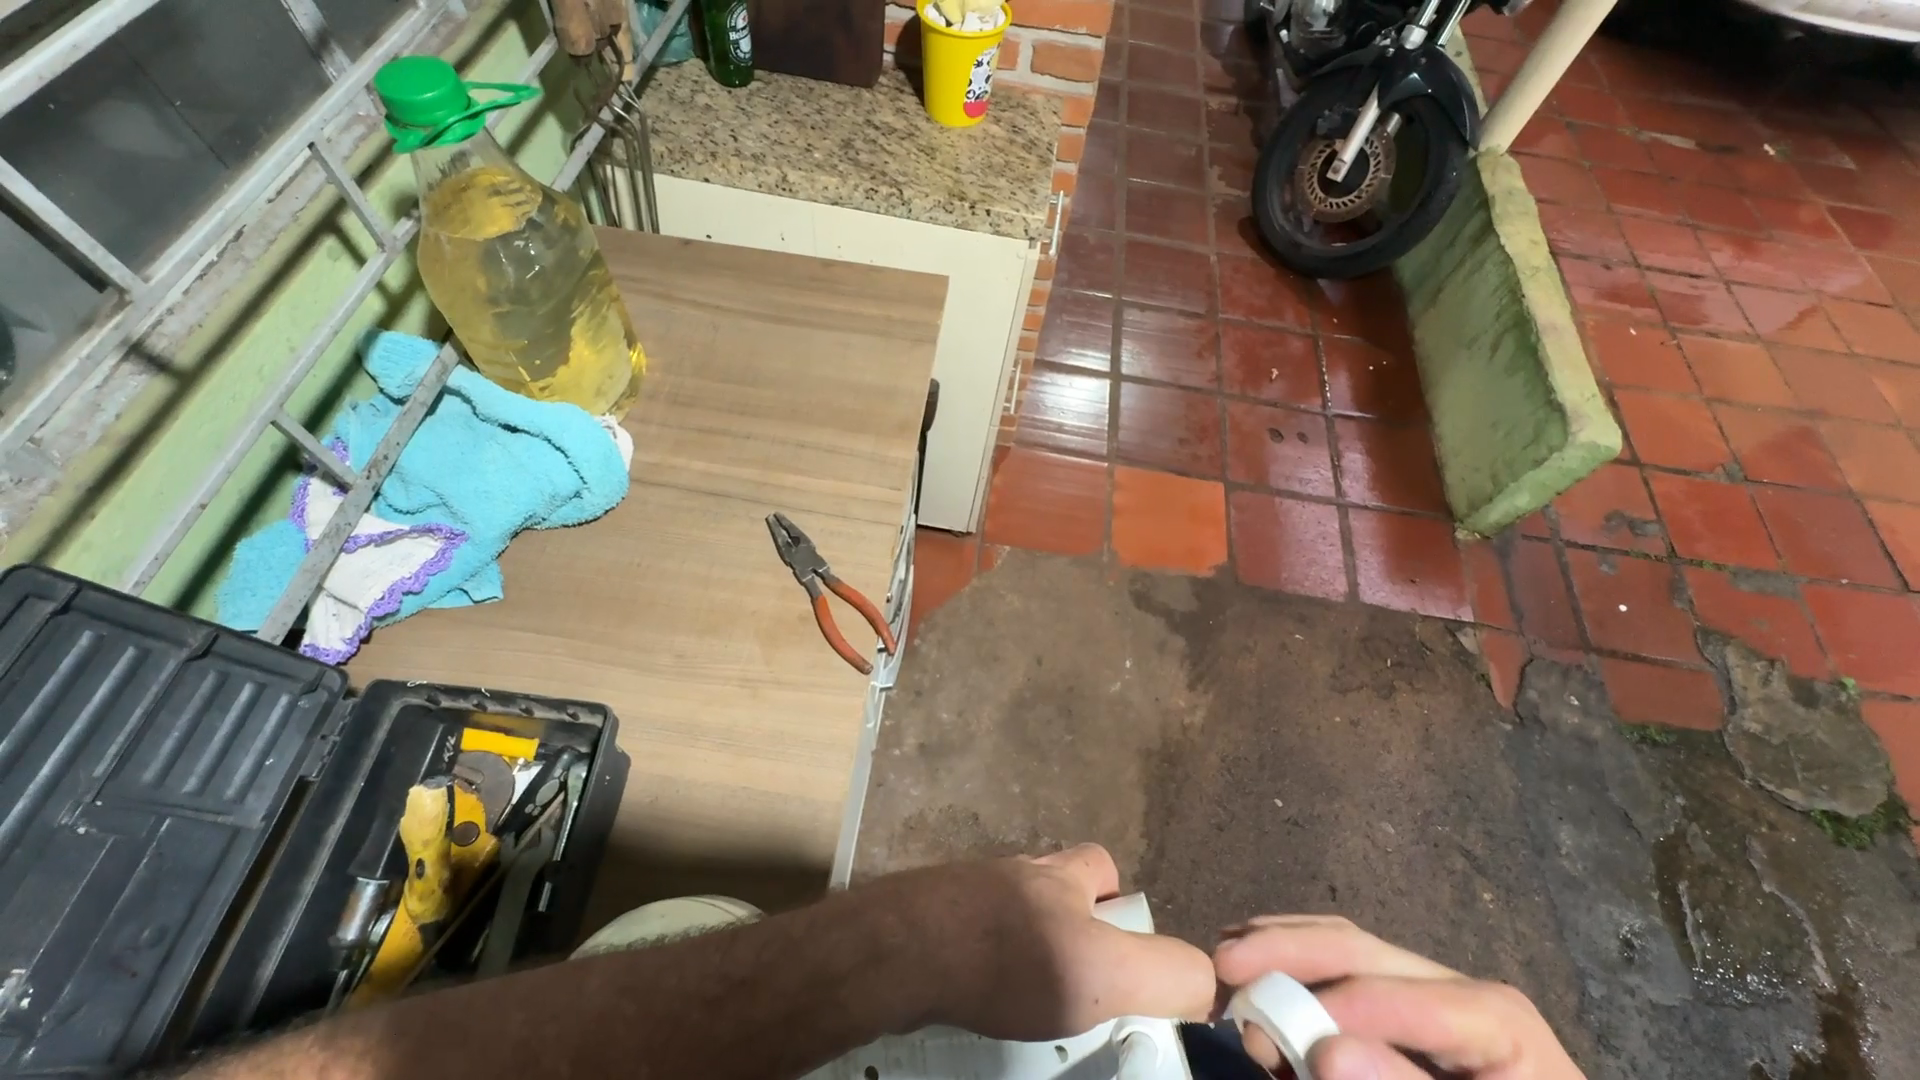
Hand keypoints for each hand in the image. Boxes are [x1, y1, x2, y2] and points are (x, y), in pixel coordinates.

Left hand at [912, 844, 1215, 1041]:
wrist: (902, 952)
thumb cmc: (1009, 957)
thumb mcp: (1104, 971)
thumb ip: (1165, 973)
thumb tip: (1207, 982)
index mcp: (1059, 876)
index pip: (1101, 867)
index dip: (1118, 904)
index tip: (1119, 952)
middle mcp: (1014, 873)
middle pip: (1052, 883)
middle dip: (1069, 920)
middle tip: (1073, 979)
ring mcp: (967, 891)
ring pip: (1009, 910)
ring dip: (1023, 942)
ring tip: (1026, 999)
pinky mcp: (931, 919)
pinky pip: (968, 934)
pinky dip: (981, 960)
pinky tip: (979, 996)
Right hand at [1214, 915, 1583, 1078]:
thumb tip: (1328, 1052)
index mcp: (1495, 1021)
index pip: (1411, 1000)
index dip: (1344, 1007)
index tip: (1279, 1031)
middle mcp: (1455, 986)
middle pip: (1361, 951)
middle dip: (1287, 952)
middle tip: (1224, 965)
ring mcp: (1426, 985)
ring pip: (1341, 943)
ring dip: (1277, 947)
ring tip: (1225, 960)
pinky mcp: (1402, 997)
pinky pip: (1337, 960)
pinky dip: (1289, 956)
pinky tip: (1251, 958)